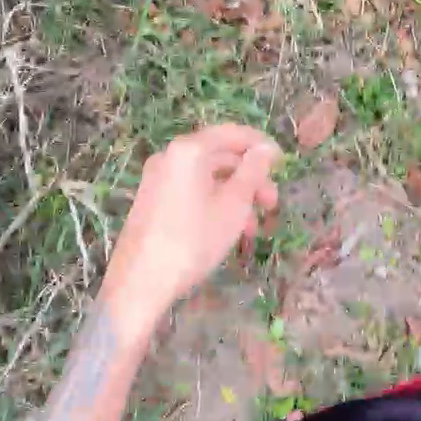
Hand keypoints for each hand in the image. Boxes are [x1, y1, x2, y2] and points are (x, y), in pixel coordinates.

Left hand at [100, 124, 280, 329]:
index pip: (233, 133)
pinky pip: (191, 191)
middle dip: (251, 178)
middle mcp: (170, 157)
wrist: (138, 286)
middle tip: (272, 202)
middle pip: (221, 157)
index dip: (261, 146)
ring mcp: (157, 180)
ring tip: (253, 227)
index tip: (282, 163)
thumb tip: (265, 149)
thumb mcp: (234, 204)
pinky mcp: (151, 202)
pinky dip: (214, 203)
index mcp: (190, 150)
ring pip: (207, 178)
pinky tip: (228, 230)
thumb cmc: (193, 240)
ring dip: (236, 195)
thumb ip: (253, 170)